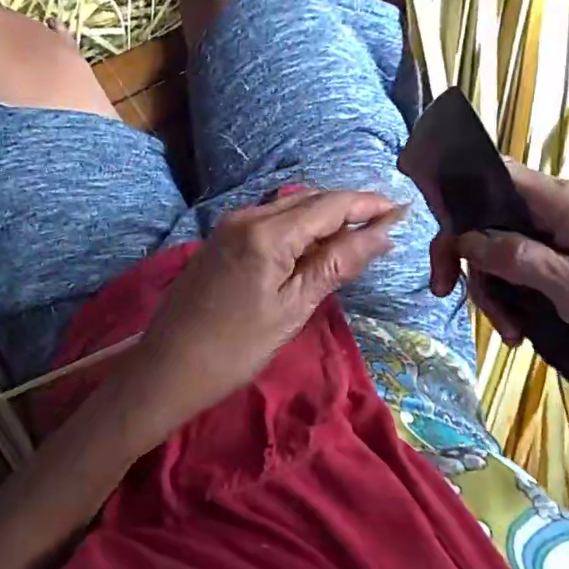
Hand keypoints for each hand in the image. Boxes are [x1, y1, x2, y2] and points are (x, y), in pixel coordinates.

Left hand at [138, 188, 405, 422]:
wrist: (165, 369)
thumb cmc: (235, 348)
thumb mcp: (295, 307)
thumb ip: (338, 263)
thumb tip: (383, 235)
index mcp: (267, 232)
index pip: (331, 205)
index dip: (369, 205)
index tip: (402, 210)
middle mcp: (248, 215)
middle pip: (312, 199)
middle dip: (351, 208)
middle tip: (386, 225)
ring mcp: (231, 224)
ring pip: (292, 206)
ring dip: (327, 216)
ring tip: (359, 237)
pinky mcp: (223, 238)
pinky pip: (273, 219)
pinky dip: (302, 226)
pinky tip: (316, 246)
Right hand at [431, 162, 568, 378]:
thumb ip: (521, 260)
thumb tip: (466, 238)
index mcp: (566, 203)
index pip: (497, 174)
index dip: (459, 195)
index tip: (440, 239)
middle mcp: (564, 209)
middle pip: (495, 219)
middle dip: (475, 261)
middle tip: (458, 300)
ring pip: (509, 247)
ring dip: (498, 287)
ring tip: (512, 333)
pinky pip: (530, 264)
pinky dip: (519, 293)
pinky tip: (524, 327)